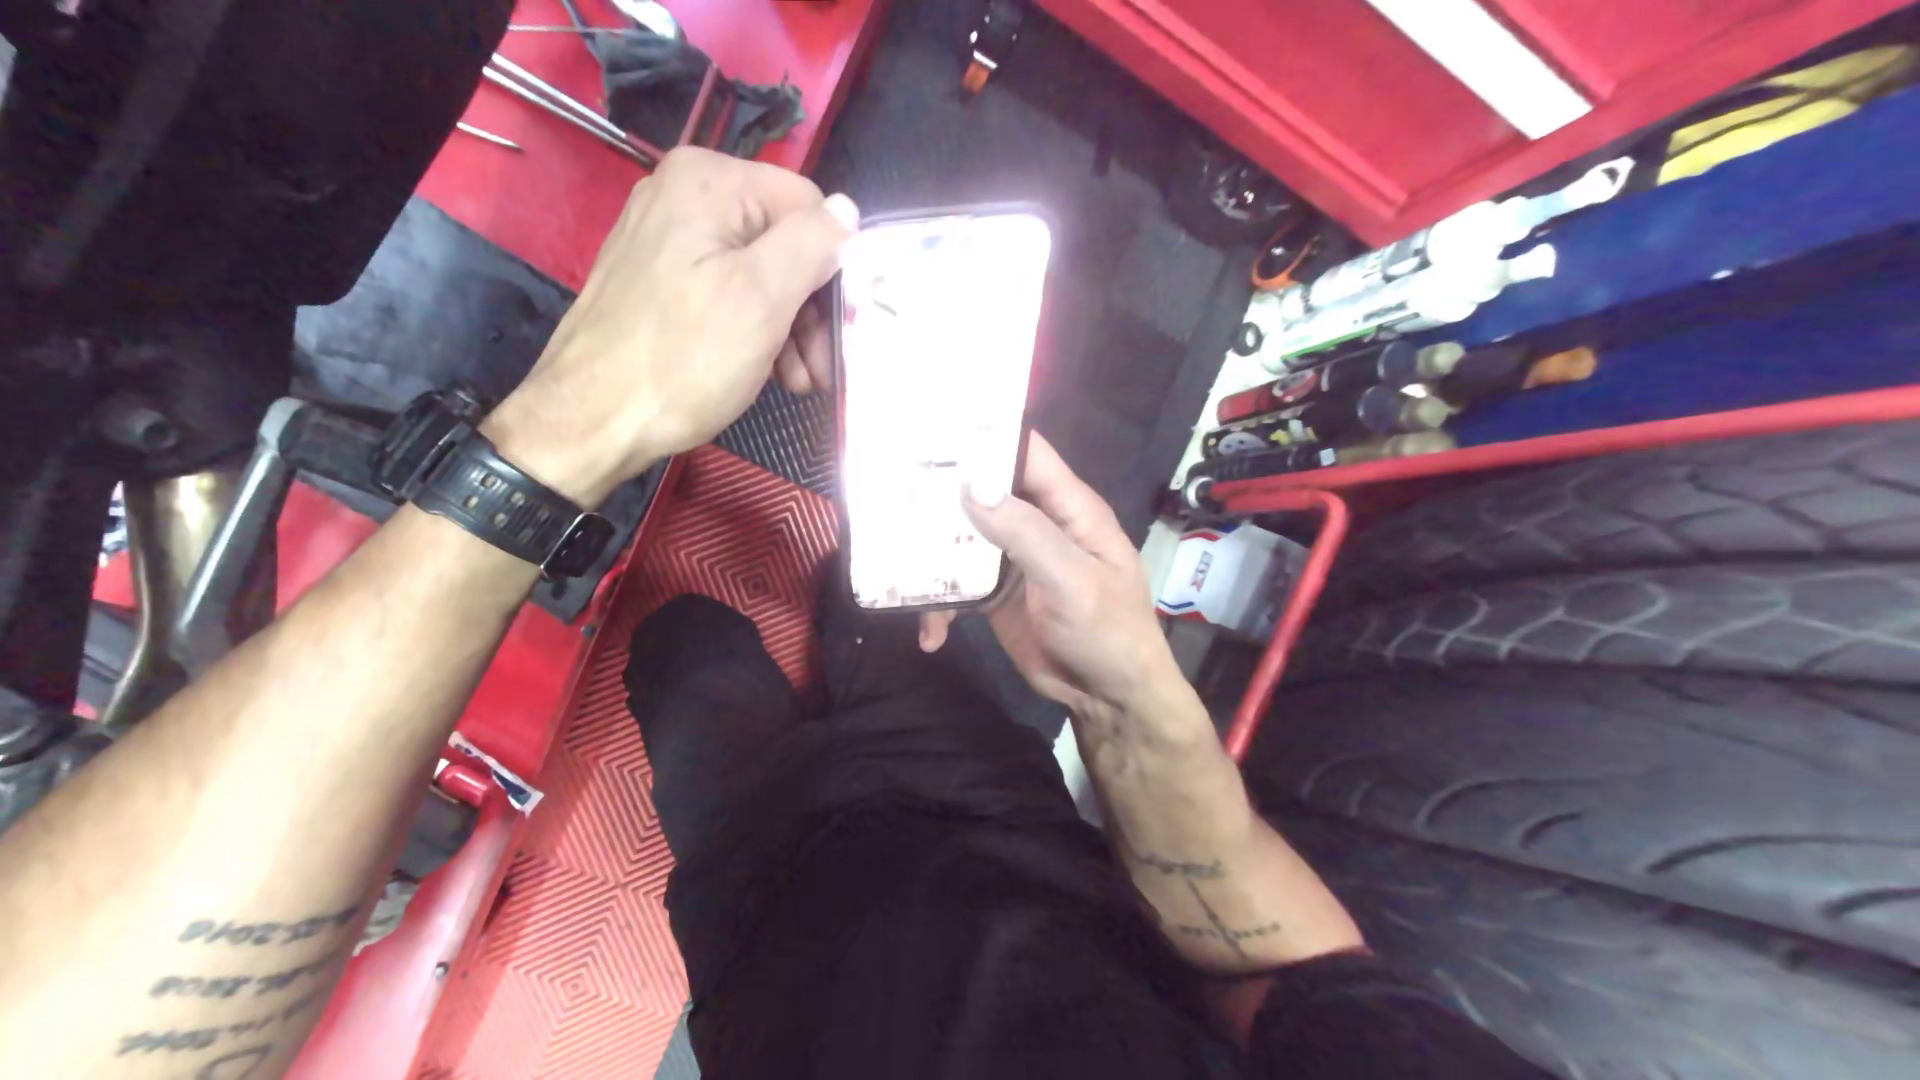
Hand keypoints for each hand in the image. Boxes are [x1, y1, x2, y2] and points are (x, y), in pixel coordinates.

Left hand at [481, 147, 858, 506]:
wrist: (593, 420)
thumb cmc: (683, 361)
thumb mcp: (761, 299)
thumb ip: (811, 244)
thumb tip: (847, 211)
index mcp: (709, 183)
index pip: (807, 206)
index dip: (832, 265)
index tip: (842, 326)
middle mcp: (685, 196)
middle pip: (783, 242)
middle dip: (811, 307)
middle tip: (824, 365)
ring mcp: (669, 239)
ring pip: (760, 273)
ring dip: (791, 328)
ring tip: (802, 380)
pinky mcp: (662, 280)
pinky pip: (729, 292)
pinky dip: (757, 331)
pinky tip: (773, 372)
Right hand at [921, 433, 1191, 727]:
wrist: (1108, 697)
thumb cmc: (1107, 632)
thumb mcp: (1072, 581)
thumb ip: (1026, 533)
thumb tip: (972, 486)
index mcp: (1068, 509)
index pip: (1028, 455)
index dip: (988, 438)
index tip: (935, 428)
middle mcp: (1038, 524)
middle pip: (985, 492)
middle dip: (944, 492)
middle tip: (891, 488)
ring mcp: (1014, 558)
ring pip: (964, 538)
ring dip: (932, 550)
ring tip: (892, 562)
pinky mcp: (996, 593)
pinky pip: (959, 585)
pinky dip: (941, 605)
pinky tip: (930, 634)